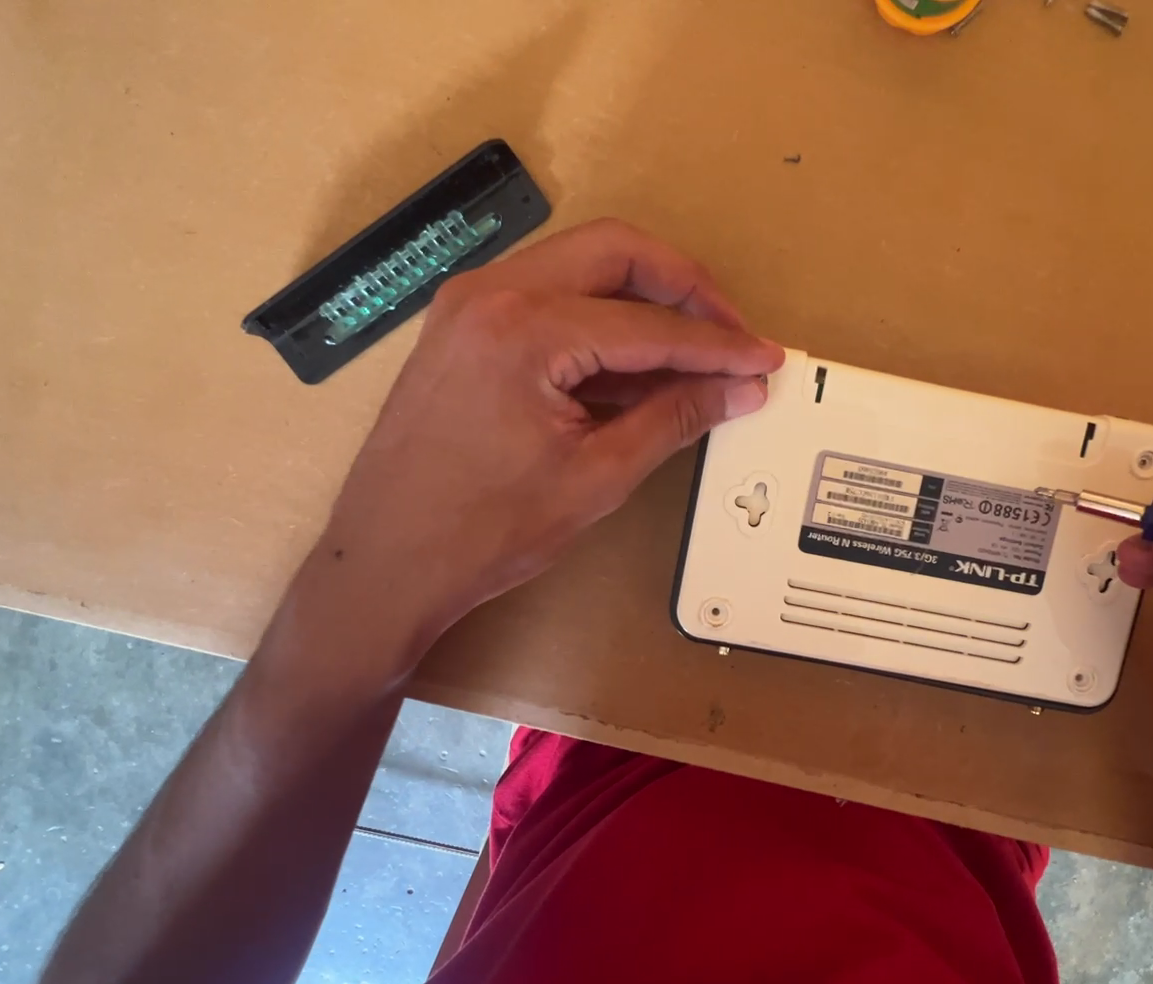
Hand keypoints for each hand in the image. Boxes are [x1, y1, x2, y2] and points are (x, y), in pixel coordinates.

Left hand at [267, 219, 782, 695]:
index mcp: (525, 329)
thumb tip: (740, 389)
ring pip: (582, 267)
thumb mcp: (597, 476)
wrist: (387, 562)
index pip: (649, 323)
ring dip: (644, 300)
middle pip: (617, 252)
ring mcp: (471, 305)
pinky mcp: (465, 328)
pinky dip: (601, 322)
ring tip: (693, 354)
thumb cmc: (484, 531)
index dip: (718, 344)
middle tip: (731, 335)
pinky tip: (636, 368)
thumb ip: (674, 418)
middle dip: (685, 288)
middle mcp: (493, 294)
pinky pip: (551, 300)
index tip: (765, 359)